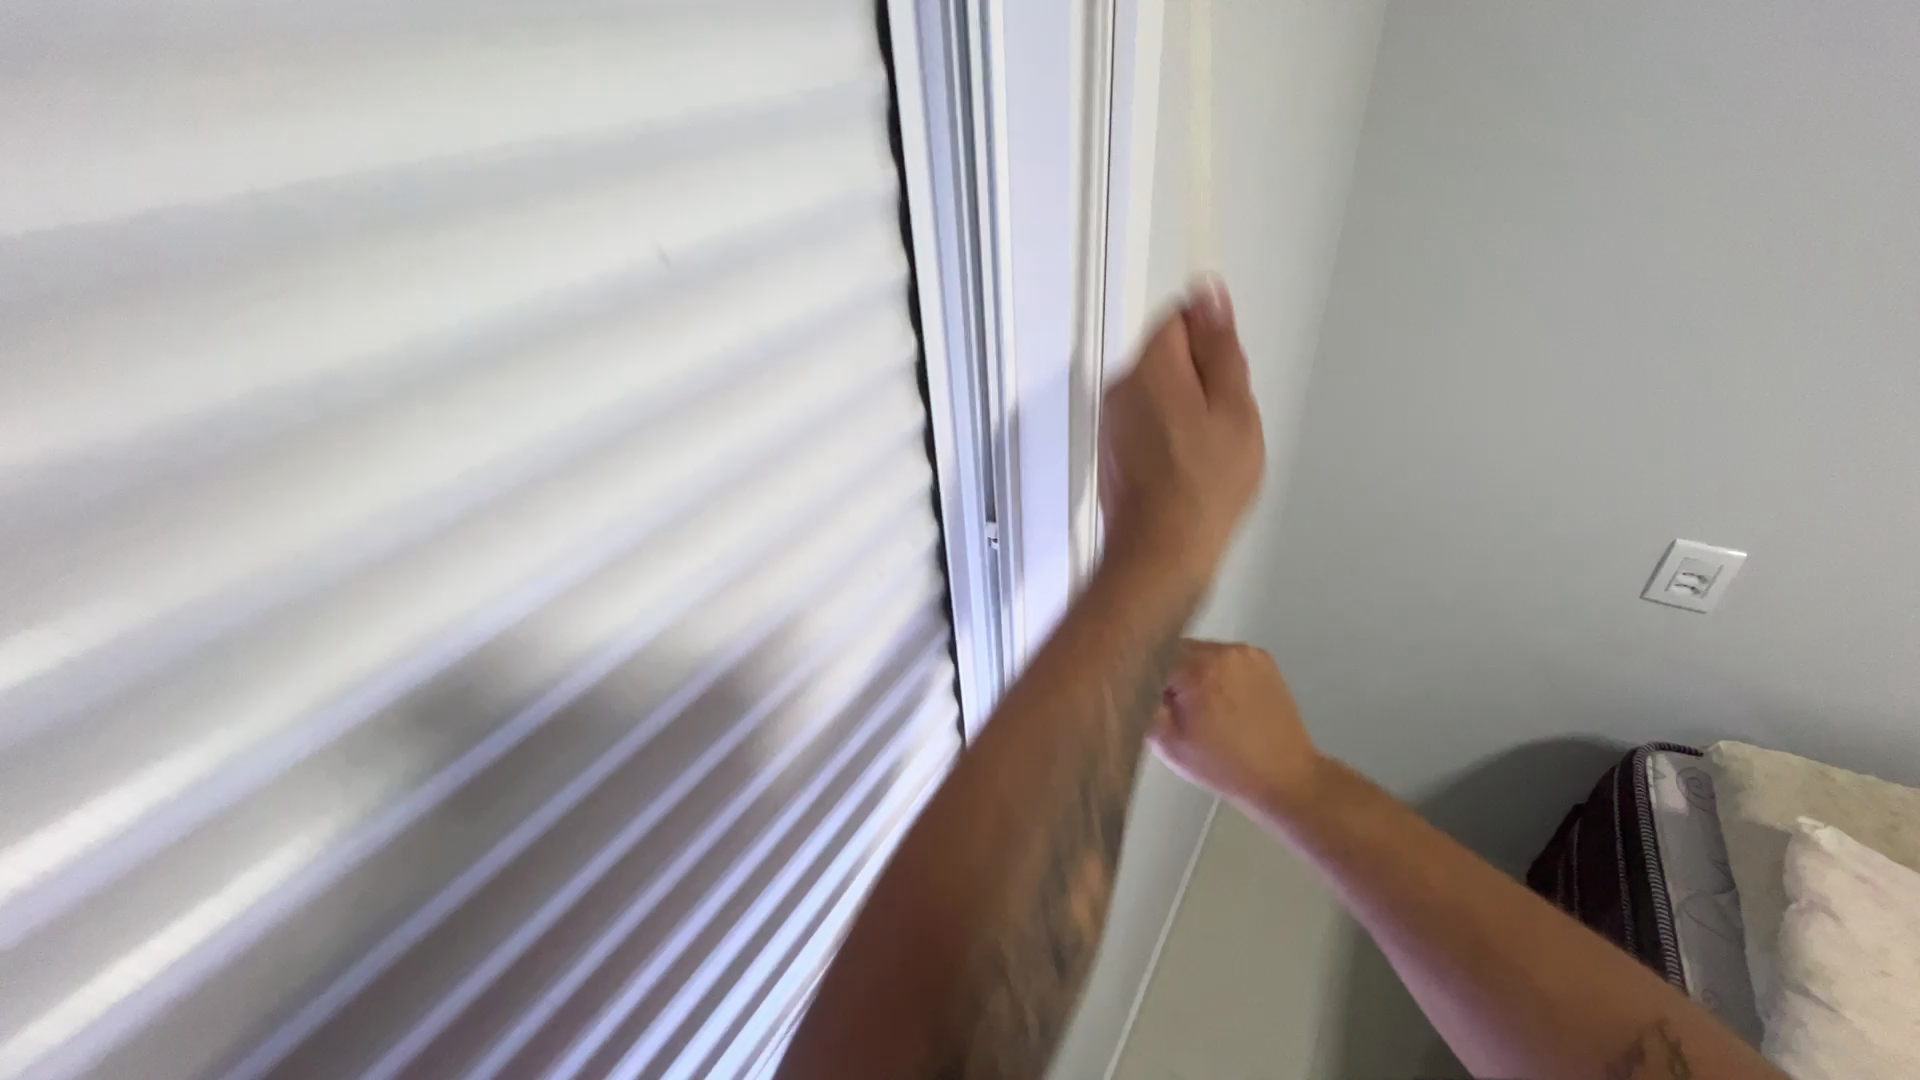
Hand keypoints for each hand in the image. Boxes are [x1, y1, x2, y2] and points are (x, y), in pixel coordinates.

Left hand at [1099, 278, 1264, 591]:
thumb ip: (1220, 345)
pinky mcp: (1111, 450)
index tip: (1227, 381)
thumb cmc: (1205, 486)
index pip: (1179, 318)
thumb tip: (1208, 292)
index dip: (1211, 344)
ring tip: (1207, 452)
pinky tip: (1187, 468)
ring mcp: (1111, 422)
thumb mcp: (1234, 408)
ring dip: (1186, 410)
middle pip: (1168, 357)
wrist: (1161, 551)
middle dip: (1200, 380)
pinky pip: (1146, 424)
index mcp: (1150, 368)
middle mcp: (1120, 388)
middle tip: (1223, 423)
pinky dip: (1168, 436)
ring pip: (1159, 393)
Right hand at [1151, 640, 1322, 811]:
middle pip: (1175, 649)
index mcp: (1197, 669)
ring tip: (1201, 707)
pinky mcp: (1262, 658)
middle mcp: (1222, 651)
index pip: (1151, 656)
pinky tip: (1222, 701)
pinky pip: (1222, 656)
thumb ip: (1142, 705)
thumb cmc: (1225, 766)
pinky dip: (1215, 672)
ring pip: (1198, 652)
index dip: (1144, 678)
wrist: (1285, 777)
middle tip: (1172, 708)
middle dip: (1168, 674)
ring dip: (1192, 671)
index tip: (1148, 700)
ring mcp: (1245, 652)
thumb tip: (1126, 681)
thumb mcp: (1168, 744)